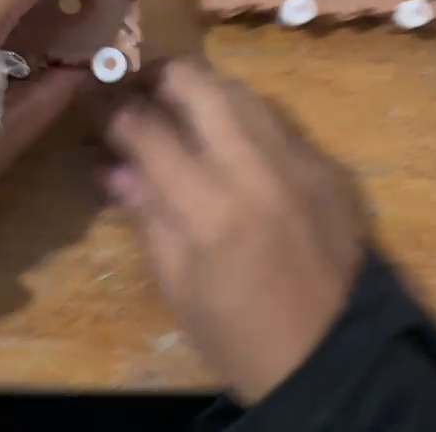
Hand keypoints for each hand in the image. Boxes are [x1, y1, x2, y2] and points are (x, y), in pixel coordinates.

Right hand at [104, 58, 366, 404]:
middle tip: (141, 83)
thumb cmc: (241, 335)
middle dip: (161, 75)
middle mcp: (254, 169)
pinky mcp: (327, 166)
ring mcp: (297, 161)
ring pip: (242, 91)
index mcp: (209, 209)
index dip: (114, 112)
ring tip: (183, 104)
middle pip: (199, 85)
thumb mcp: (178, 287)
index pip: (148, 131)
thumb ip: (147, 215)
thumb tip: (113, 167)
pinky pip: (276, 121)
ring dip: (204, 89)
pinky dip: (245, 120)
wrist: (338, 360)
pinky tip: (233, 142)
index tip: (97, 104)